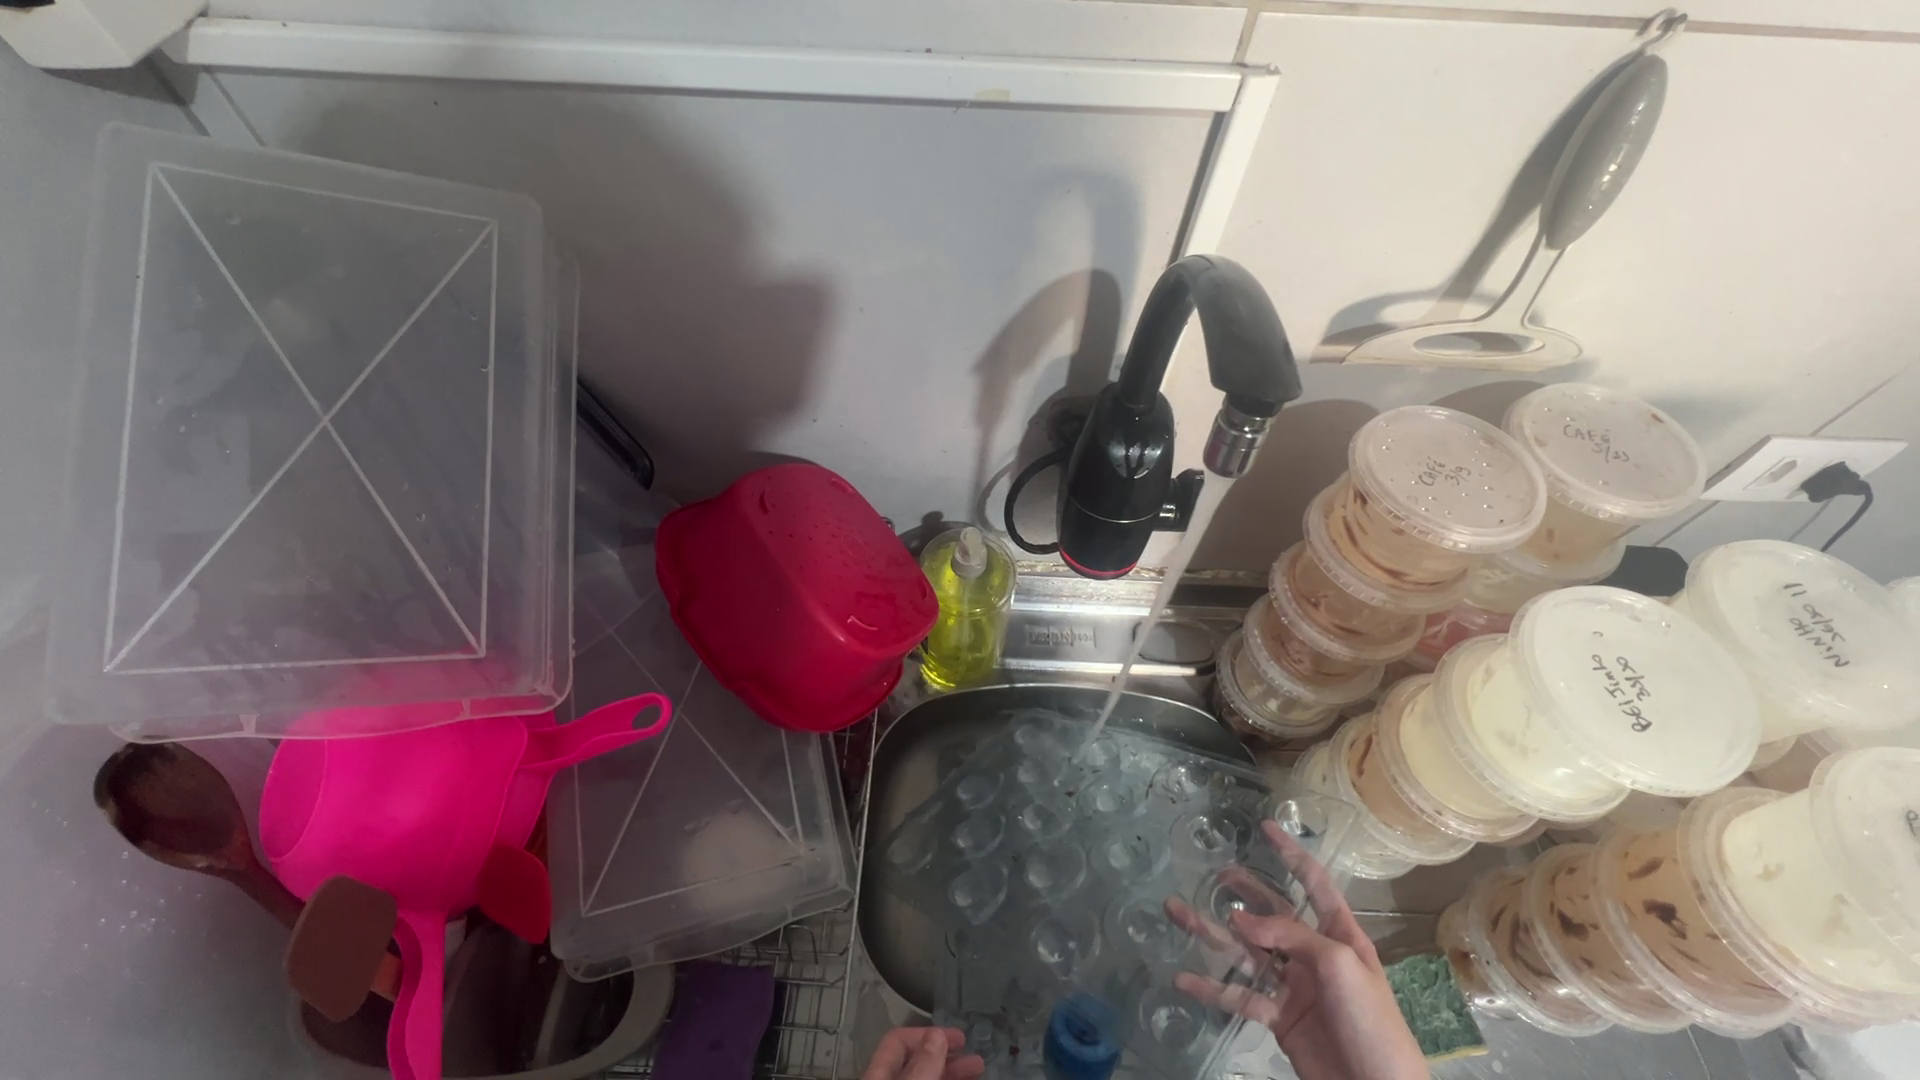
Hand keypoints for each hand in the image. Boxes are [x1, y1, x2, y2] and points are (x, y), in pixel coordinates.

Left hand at [860, 1026, 985, 1079]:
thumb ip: (922, 1065)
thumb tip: (936, 1034)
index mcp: (877, 1073)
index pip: (897, 1041)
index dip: (927, 1034)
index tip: (958, 1038)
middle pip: (916, 1063)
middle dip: (948, 1057)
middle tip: (975, 1058)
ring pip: (926, 1079)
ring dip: (952, 1073)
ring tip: (978, 1071)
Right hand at [1172, 821, 1427, 1079]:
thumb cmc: (1371, 1021)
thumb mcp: (1338, 965)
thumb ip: (1289, 935)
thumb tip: (1238, 919)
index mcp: (1339, 934)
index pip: (1314, 883)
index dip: (1291, 854)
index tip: (1266, 827)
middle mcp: (1313, 953)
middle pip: (1271, 912)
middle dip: (1242, 891)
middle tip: (1213, 875)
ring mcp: (1294, 986)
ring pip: (1244, 951)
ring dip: (1211, 933)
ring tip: (1176, 911)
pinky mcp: (1279, 1018)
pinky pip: (1239, 996)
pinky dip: (1211, 988)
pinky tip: (1184, 979)